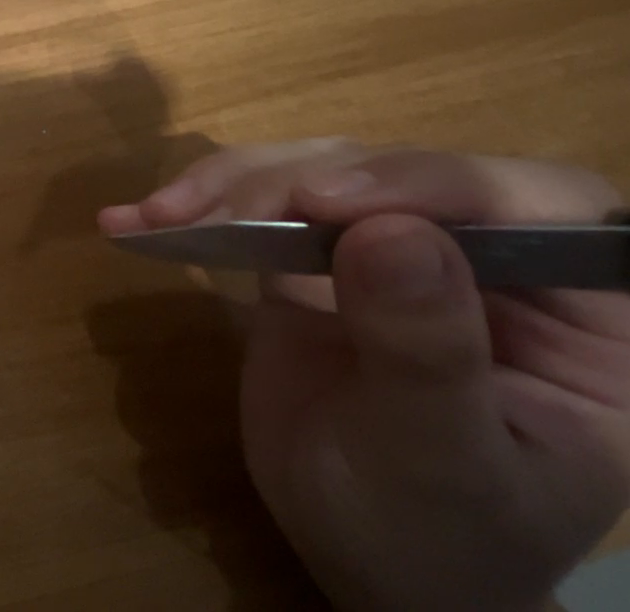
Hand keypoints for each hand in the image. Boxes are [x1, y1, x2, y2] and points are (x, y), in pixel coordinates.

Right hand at [102, 140, 629, 611]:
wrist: (360, 553)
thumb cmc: (433, 530)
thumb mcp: (438, 456)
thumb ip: (426, 350)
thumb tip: (387, 233)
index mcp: (586, 310)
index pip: (532, 205)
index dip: (428, 182)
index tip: (320, 202)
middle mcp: (493, 259)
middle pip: (398, 171)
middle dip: (294, 180)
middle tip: (212, 216)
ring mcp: (393, 252)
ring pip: (315, 172)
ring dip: (226, 185)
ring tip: (156, 217)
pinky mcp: (312, 259)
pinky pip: (256, 207)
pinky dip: (194, 208)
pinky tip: (138, 222)